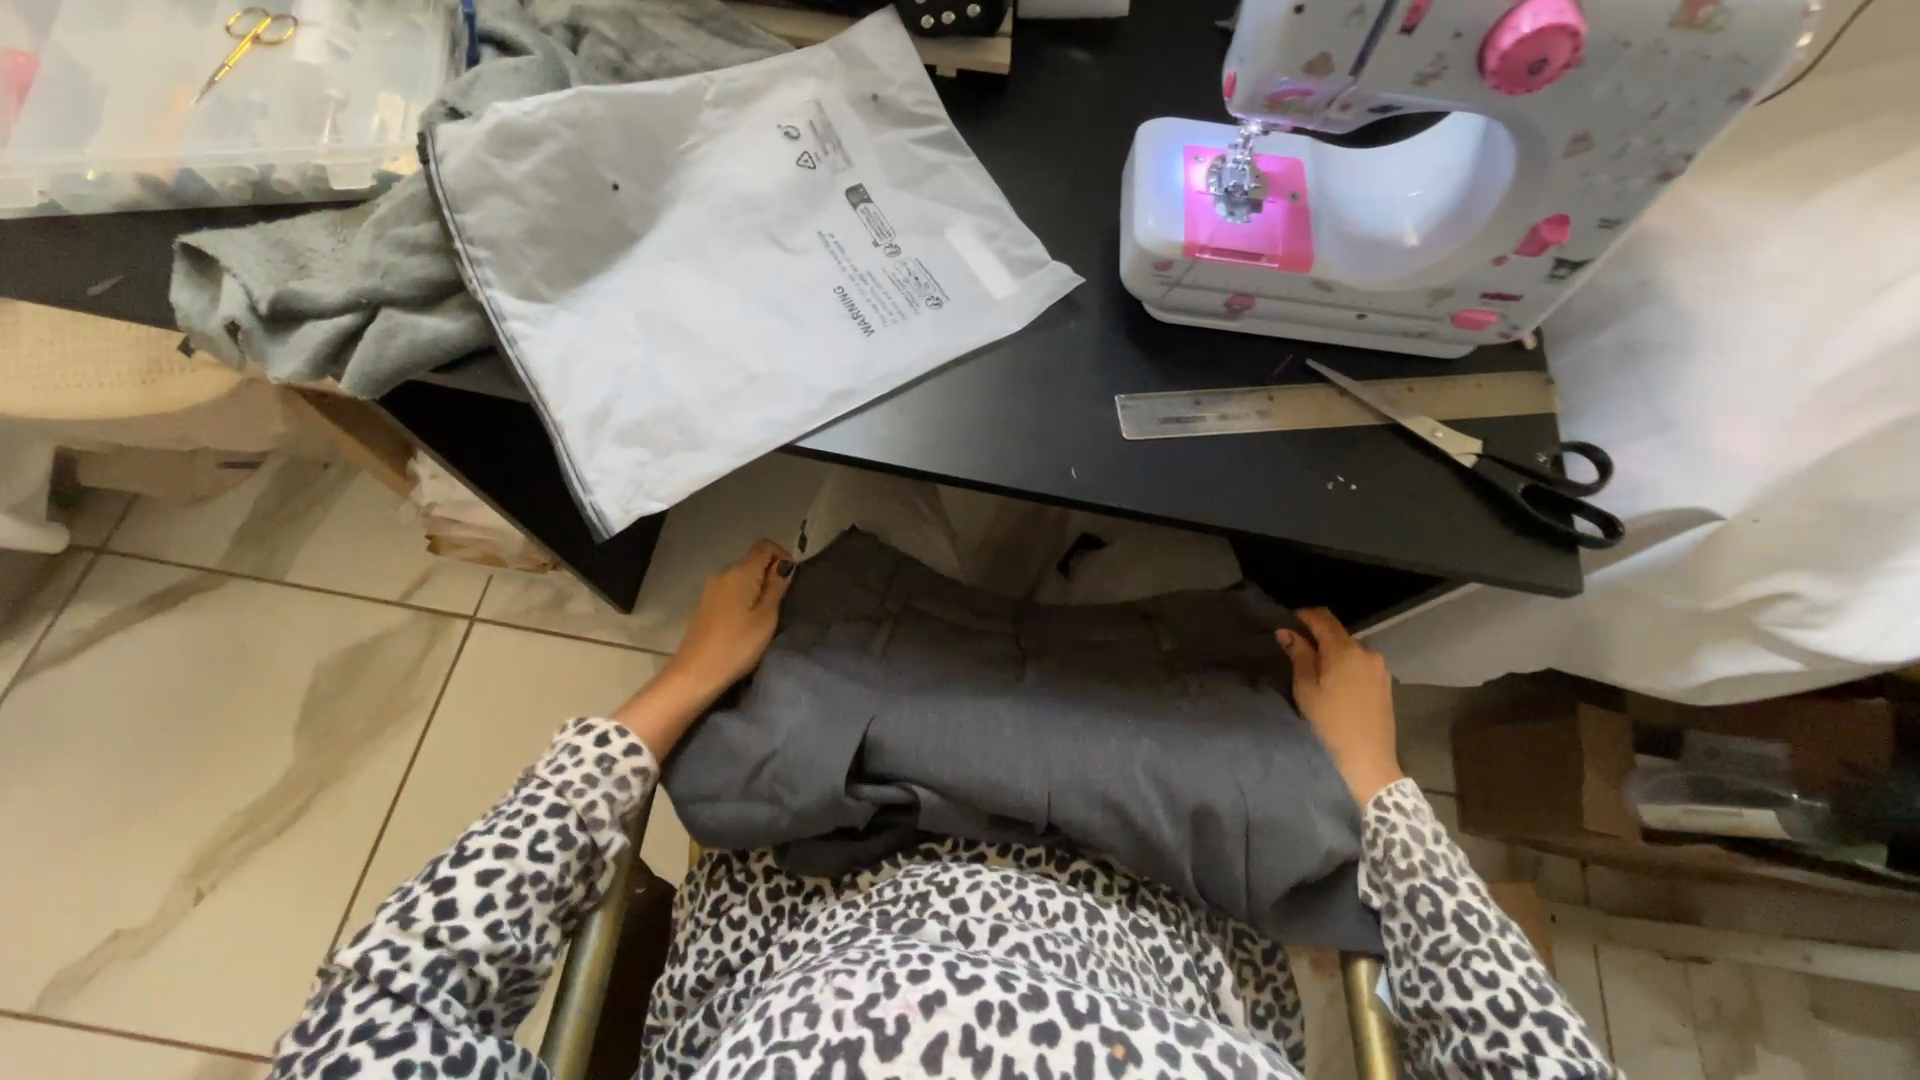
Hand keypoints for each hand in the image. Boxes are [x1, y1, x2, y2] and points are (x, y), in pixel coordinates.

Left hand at [663, 539, 795, 698]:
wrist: (695, 673)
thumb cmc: (737, 645)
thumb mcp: (766, 617)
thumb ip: (776, 587)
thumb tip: (784, 565)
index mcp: (740, 572)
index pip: (764, 546)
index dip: (782, 556)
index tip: (791, 580)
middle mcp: (723, 574)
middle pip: (752, 561)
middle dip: (770, 575)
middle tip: (781, 604)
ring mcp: (710, 590)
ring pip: (741, 578)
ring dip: (757, 589)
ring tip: (765, 616)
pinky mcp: (705, 606)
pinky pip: (730, 592)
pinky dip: (743, 599)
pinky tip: (746, 623)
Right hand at [1276, 608, 1403, 805]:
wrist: (1367, 757)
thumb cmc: (1329, 722)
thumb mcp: (1305, 689)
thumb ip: (1298, 655)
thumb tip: (1286, 632)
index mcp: (1344, 650)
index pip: (1323, 618)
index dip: (1304, 615)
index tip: (1288, 619)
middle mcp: (1366, 652)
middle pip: (1338, 633)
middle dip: (1317, 635)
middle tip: (1296, 649)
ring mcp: (1379, 667)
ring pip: (1350, 649)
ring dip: (1332, 652)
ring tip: (1316, 669)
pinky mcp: (1385, 682)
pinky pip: (1361, 663)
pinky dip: (1345, 664)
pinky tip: (1335, 682)